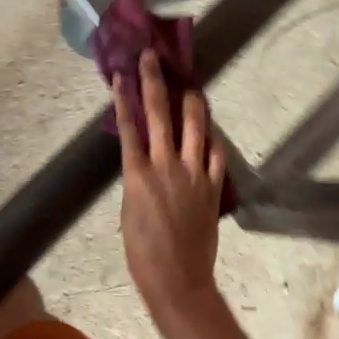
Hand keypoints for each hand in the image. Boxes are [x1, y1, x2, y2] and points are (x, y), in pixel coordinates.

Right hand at [113, 49, 226, 322]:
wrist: (178, 281)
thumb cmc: (142, 252)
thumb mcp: (128, 209)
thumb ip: (136, 177)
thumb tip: (142, 158)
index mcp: (138, 172)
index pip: (129, 124)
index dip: (124, 96)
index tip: (121, 73)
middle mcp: (166, 164)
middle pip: (160, 112)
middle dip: (154, 80)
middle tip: (151, 57)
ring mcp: (194, 173)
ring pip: (196, 125)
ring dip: (191, 101)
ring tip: (189, 86)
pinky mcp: (213, 186)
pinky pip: (216, 153)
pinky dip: (212, 138)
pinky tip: (210, 129)